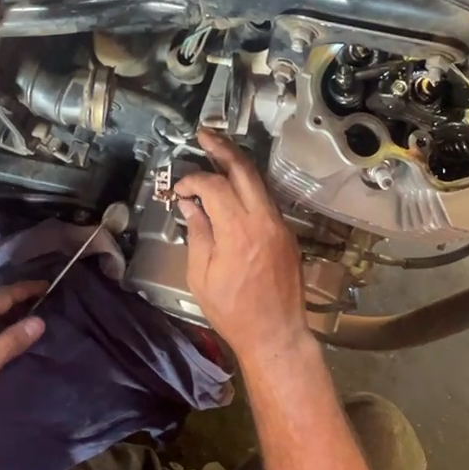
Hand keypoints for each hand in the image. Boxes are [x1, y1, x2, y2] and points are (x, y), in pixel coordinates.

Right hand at [174, 129, 308, 365]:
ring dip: (238, 165)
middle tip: (205, 135)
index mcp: (238, 231)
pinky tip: (233, 188)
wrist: (276, 334)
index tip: (181, 188)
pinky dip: (248, 187)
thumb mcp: (201, 275)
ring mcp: (279, 225)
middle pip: (244, 170)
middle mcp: (263, 220)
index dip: (194, 180)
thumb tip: (191, 205)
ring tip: (218, 152)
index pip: (215, 186)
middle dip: (223, 148)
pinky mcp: (287, 233)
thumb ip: (197, 233)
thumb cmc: (233, 312)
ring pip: (259, 182)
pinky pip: (266, 200)